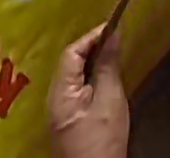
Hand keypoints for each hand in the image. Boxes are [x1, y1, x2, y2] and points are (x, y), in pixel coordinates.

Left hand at [47, 26, 128, 157]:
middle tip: (115, 39)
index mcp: (60, 93)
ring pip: (73, 74)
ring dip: (92, 61)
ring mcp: (59, 111)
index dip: (92, 37)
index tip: (113, 28)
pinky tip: (106, 76)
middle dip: (92, 47)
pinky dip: (90, 76)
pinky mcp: (67, 119)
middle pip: (70, 62)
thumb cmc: (103, 140)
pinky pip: (76, 86)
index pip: (71, 53)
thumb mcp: (110, 98)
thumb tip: (112, 34)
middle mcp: (54, 99)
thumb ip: (109, 64)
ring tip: (113, 54)